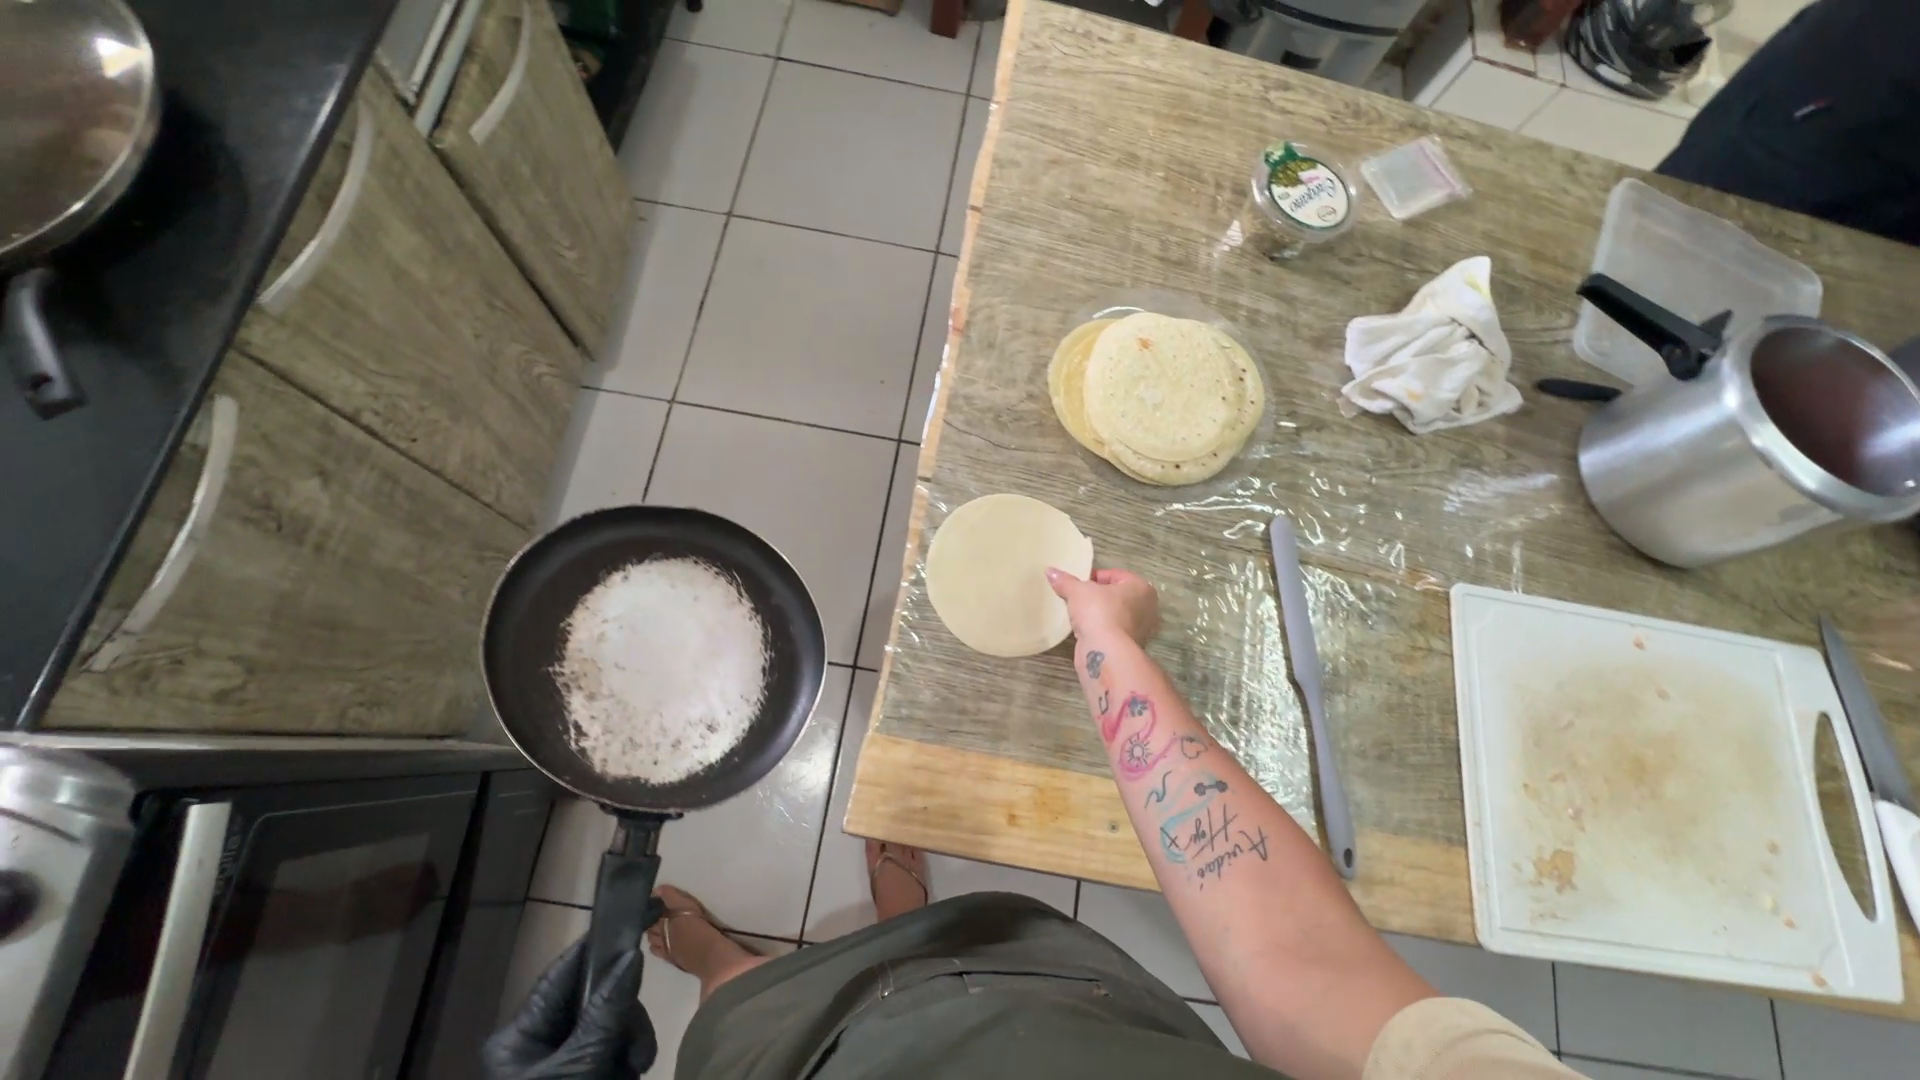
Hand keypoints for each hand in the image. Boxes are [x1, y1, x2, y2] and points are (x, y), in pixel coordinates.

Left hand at [482, 938, 655, 1079]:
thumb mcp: (582, 1064)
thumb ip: (607, 1011)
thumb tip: (632, 954)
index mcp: (520, 1035)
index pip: (564, 970)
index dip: (600, 943)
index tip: (639, 915)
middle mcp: (539, 1042)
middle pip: (596, 999)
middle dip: (627, 1016)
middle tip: (641, 1047)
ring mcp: (560, 1060)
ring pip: (611, 1024)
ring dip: (632, 1041)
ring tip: (638, 1067)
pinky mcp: (582, 1074)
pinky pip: (614, 1049)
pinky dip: (629, 1058)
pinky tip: (633, 1072)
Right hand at [1046, 567, 1159, 645]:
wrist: (1105, 651)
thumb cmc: (1098, 611)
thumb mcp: (1077, 591)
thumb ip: (1065, 581)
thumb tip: (1050, 571)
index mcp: (1141, 587)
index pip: (1115, 575)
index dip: (1094, 577)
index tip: (1078, 584)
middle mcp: (1147, 608)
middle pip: (1117, 596)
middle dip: (1098, 597)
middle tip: (1079, 598)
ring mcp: (1141, 630)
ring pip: (1116, 615)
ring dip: (1099, 614)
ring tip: (1079, 615)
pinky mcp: (1131, 647)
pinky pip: (1113, 632)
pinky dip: (1101, 630)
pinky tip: (1086, 631)